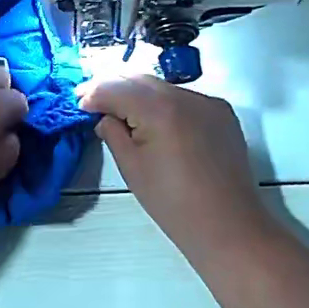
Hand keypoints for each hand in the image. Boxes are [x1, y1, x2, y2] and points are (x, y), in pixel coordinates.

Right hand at [79, 75, 268, 251]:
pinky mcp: (221, 113)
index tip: (79, 102)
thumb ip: (112, 132)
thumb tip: (105, 117)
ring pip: (161, 87)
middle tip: (92, 99)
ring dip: (138, 93)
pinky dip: (164, 103)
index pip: (116, 88)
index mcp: (159, 109)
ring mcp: (207, 102)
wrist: (229, 227)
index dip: (94, 93)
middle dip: (113, 87)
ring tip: (121, 110)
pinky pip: (183, 98)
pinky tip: (155, 121)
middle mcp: (185, 96)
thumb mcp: (131, 167)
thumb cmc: (173, 202)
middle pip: (139, 79)